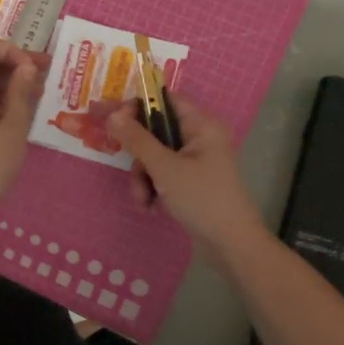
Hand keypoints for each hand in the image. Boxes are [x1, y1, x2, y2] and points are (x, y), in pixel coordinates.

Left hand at [0, 37, 44, 219]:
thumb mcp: (14, 128)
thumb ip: (21, 93)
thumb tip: (26, 66)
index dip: (13, 50)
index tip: (33, 71)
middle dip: (16, 65)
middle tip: (46, 78)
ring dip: (10, 83)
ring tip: (37, 97)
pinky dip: (0, 97)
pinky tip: (18, 113)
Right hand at [106, 92, 264, 248]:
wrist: (231, 244)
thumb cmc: (202, 198)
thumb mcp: (164, 168)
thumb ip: (137, 139)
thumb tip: (112, 114)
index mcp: (201, 126)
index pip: (165, 99)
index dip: (138, 105)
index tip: (112, 119)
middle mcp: (199, 139)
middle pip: (155, 131)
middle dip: (138, 154)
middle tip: (125, 164)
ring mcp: (194, 162)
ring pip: (154, 156)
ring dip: (142, 177)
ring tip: (144, 199)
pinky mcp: (190, 182)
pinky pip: (161, 175)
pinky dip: (152, 188)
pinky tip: (150, 207)